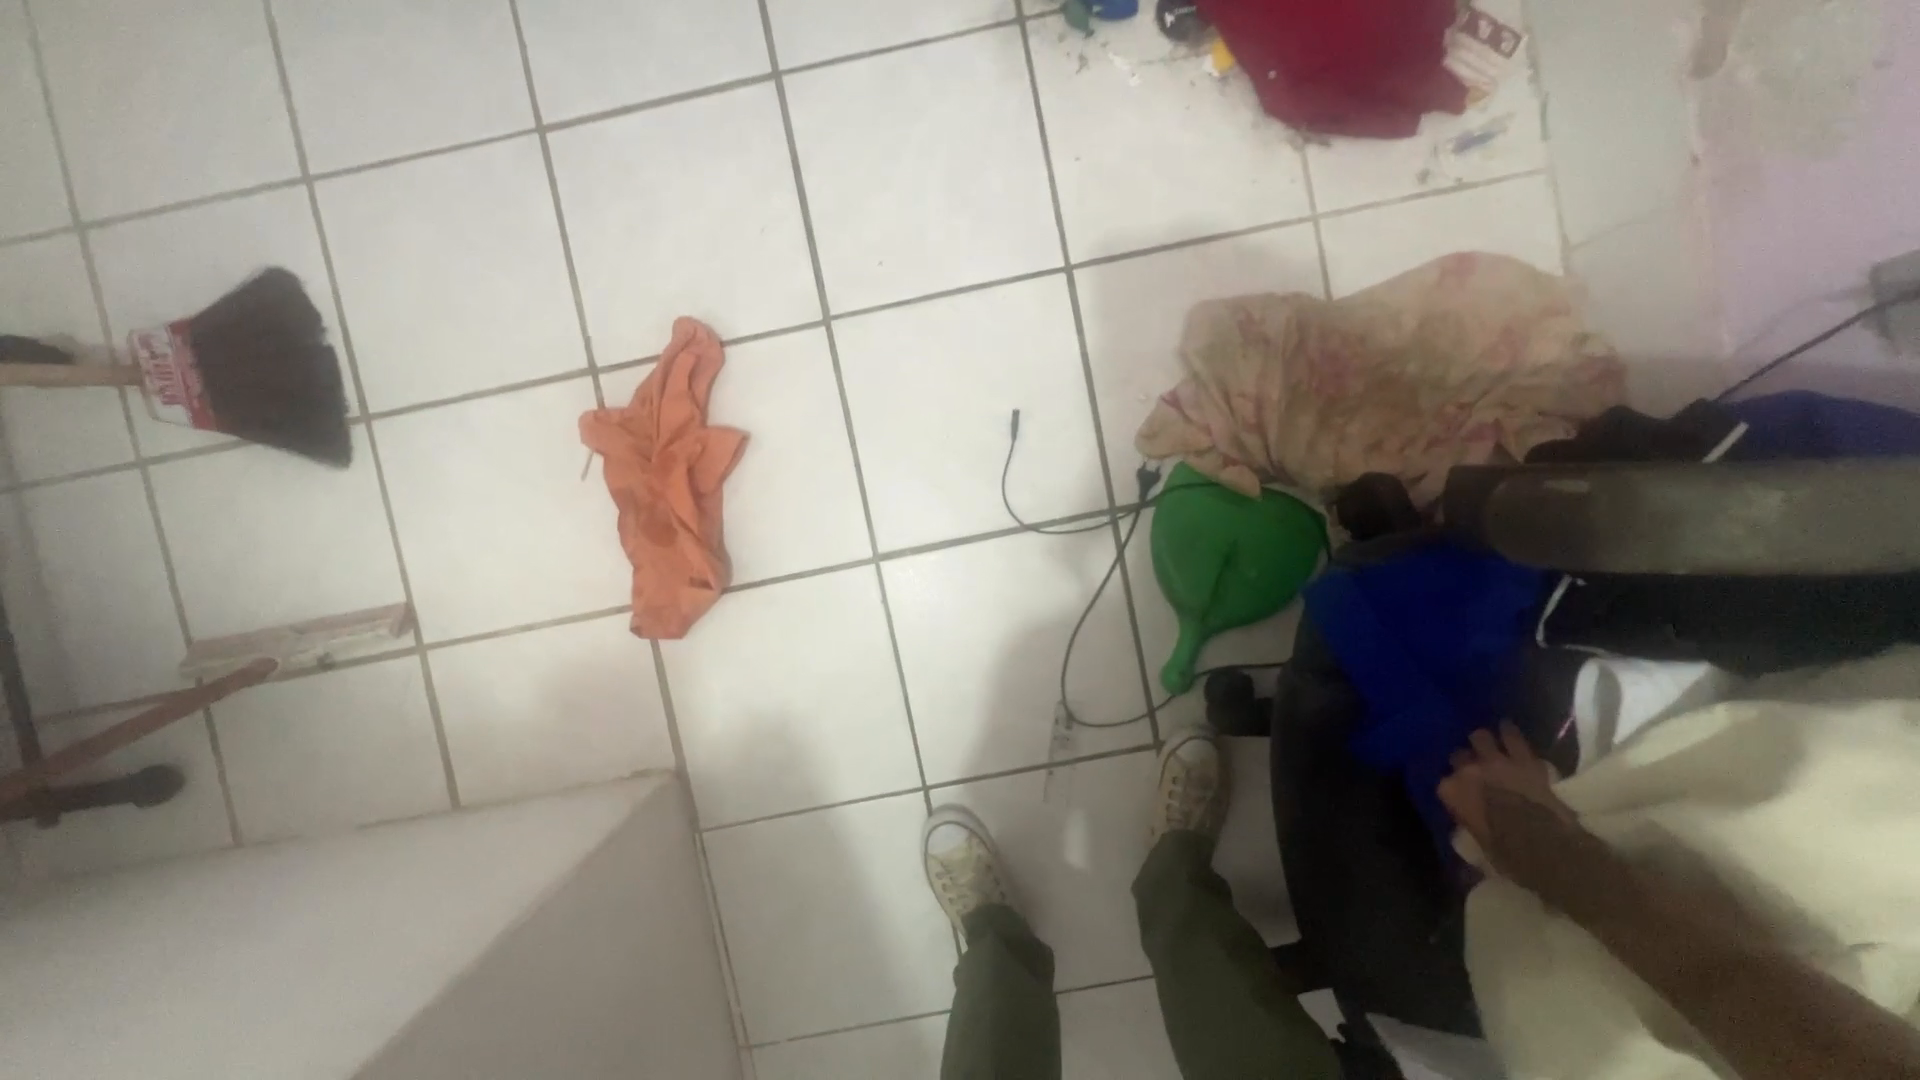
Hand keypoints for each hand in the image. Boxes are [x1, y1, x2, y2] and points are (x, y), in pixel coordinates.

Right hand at [1438, 722, 1576, 878]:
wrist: (1551, 849)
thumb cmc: (1511, 855)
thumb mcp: (1480, 841)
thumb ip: (1471, 821)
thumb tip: (1470, 819)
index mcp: (1452, 792)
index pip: (1444, 782)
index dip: (1453, 787)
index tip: (1458, 793)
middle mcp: (1469, 771)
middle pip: (1459, 755)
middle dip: (1465, 760)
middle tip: (1473, 765)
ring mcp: (1498, 762)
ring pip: (1482, 737)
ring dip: (1484, 740)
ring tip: (1488, 740)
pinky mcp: (1526, 760)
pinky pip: (1514, 738)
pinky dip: (1510, 733)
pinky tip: (1508, 729)